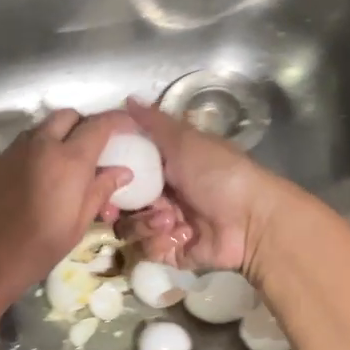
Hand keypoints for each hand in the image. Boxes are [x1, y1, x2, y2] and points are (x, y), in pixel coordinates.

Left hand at [0, 109, 129, 300]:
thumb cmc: (35, 251)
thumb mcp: (76, 226)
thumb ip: (99, 192)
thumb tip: (121, 171)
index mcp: (68, 159)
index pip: (100, 124)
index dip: (119, 121)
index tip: (129, 128)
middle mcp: (39, 145)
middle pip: (67, 117)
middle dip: (84, 125)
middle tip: (93, 148)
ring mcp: (11, 152)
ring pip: (40, 129)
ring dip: (57, 136)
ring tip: (64, 164)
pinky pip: (19, 147)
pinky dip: (34, 151)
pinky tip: (35, 178)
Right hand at [112, 98, 283, 273]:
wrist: (250, 220)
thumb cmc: (219, 174)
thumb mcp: (185, 141)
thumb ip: (154, 123)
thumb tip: (128, 98)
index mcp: (164, 169)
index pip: (124, 172)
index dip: (109, 176)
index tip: (100, 178)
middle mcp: (161, 197)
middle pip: (120, 204)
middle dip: (123, 206)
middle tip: (123, 207)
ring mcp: (164, 226)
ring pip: (130, 229)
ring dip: (147, 224)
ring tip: (172, 220)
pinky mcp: (169, 252)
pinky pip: (147, 250)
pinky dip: (161, 242)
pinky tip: (183, 234)